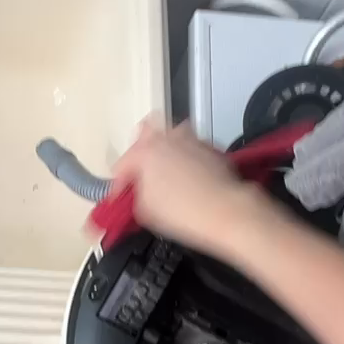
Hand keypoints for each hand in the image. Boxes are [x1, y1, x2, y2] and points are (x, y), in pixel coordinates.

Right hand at [109, 119, 266, 253]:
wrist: (226, 211)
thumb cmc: (185, 211)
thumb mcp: (144, 211)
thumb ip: (134, 197)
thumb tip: (136, 196)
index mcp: (144, 152)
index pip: (121, 166)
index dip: (117, 185)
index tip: (119, 198)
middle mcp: (166, 139)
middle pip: (145, 132)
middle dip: (139, 150)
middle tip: (139, 171)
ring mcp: (191, 140)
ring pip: (170, 134)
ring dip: (163, 147)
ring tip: (163, 169)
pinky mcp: (210, 149)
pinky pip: (191, 146)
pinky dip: (185, 156)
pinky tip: (187, 176)